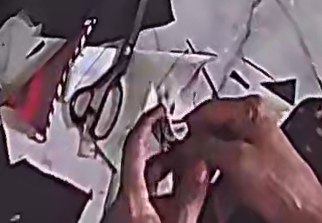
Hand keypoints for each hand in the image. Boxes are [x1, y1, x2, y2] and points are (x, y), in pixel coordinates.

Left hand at [104, 107, 210, 222]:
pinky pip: (147, 202)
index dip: (148, 121)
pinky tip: (182, 202)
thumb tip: (201, 164)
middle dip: (169, 152)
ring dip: (169, 175)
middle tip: (188, 144)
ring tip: (193, 175)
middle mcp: (120, 204)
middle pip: (144, 163)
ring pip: (146, 184)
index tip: (160, 109)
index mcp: (128, 197)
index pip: (134, 144)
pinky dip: (164, 194)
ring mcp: (123, 216)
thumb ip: (189, 194)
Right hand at [152, 97, 321, 222]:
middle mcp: (254, 122)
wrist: (305, 213)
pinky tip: (215, 196)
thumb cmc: (283, 185)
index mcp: (251, 109)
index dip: (187, 126)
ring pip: (218, 151)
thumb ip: (207, 145)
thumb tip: (185, 142)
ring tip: (197, 184)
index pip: (208, 108)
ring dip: (205, 169)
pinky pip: (228, 169)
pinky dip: (217, 181)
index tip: (172, 143)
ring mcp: (256, 145)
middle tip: (181, 167)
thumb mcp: (236, 160)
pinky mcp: (257, 167)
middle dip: (196, 151)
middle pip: (212, 130)